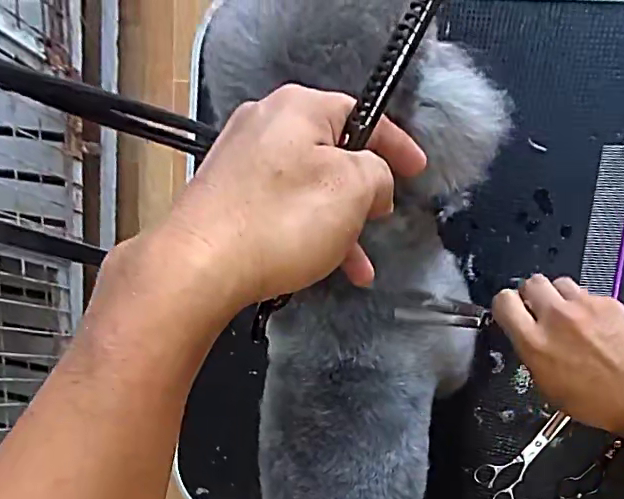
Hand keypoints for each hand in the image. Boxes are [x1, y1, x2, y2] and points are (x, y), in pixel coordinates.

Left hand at [146, 85, 426, 316]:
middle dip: (365, 192)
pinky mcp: (234, 195)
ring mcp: (246, 159)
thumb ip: (378, 173)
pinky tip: (328, 264)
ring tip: (359, 264)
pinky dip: (315, 232)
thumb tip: (377, 179)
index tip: (417, 168)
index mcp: (299, 108)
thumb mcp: (353, 188)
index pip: (363, 114)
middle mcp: (268, 123)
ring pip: (314, 187)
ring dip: (343, 224)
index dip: (397, 144)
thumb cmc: (281, 222)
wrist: (206, 262)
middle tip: (383, 216)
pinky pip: (289, 207)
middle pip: (335, 152)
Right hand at [492, 275, 623, 436]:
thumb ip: (535, 358)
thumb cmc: (603, 402)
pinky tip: (595, 327)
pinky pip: (588, 294)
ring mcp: (584, 306)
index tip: (512, 311)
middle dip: (533, 296)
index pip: (504, 302)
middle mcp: (557, 318)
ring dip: (560, 298)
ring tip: (571, 320)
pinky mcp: (607, 301)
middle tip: (542, 313)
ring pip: (560, 283)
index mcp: (536, 344)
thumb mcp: (552, 391)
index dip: (506, 306)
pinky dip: (587, 306)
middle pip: (531, 283)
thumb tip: (530, 343)